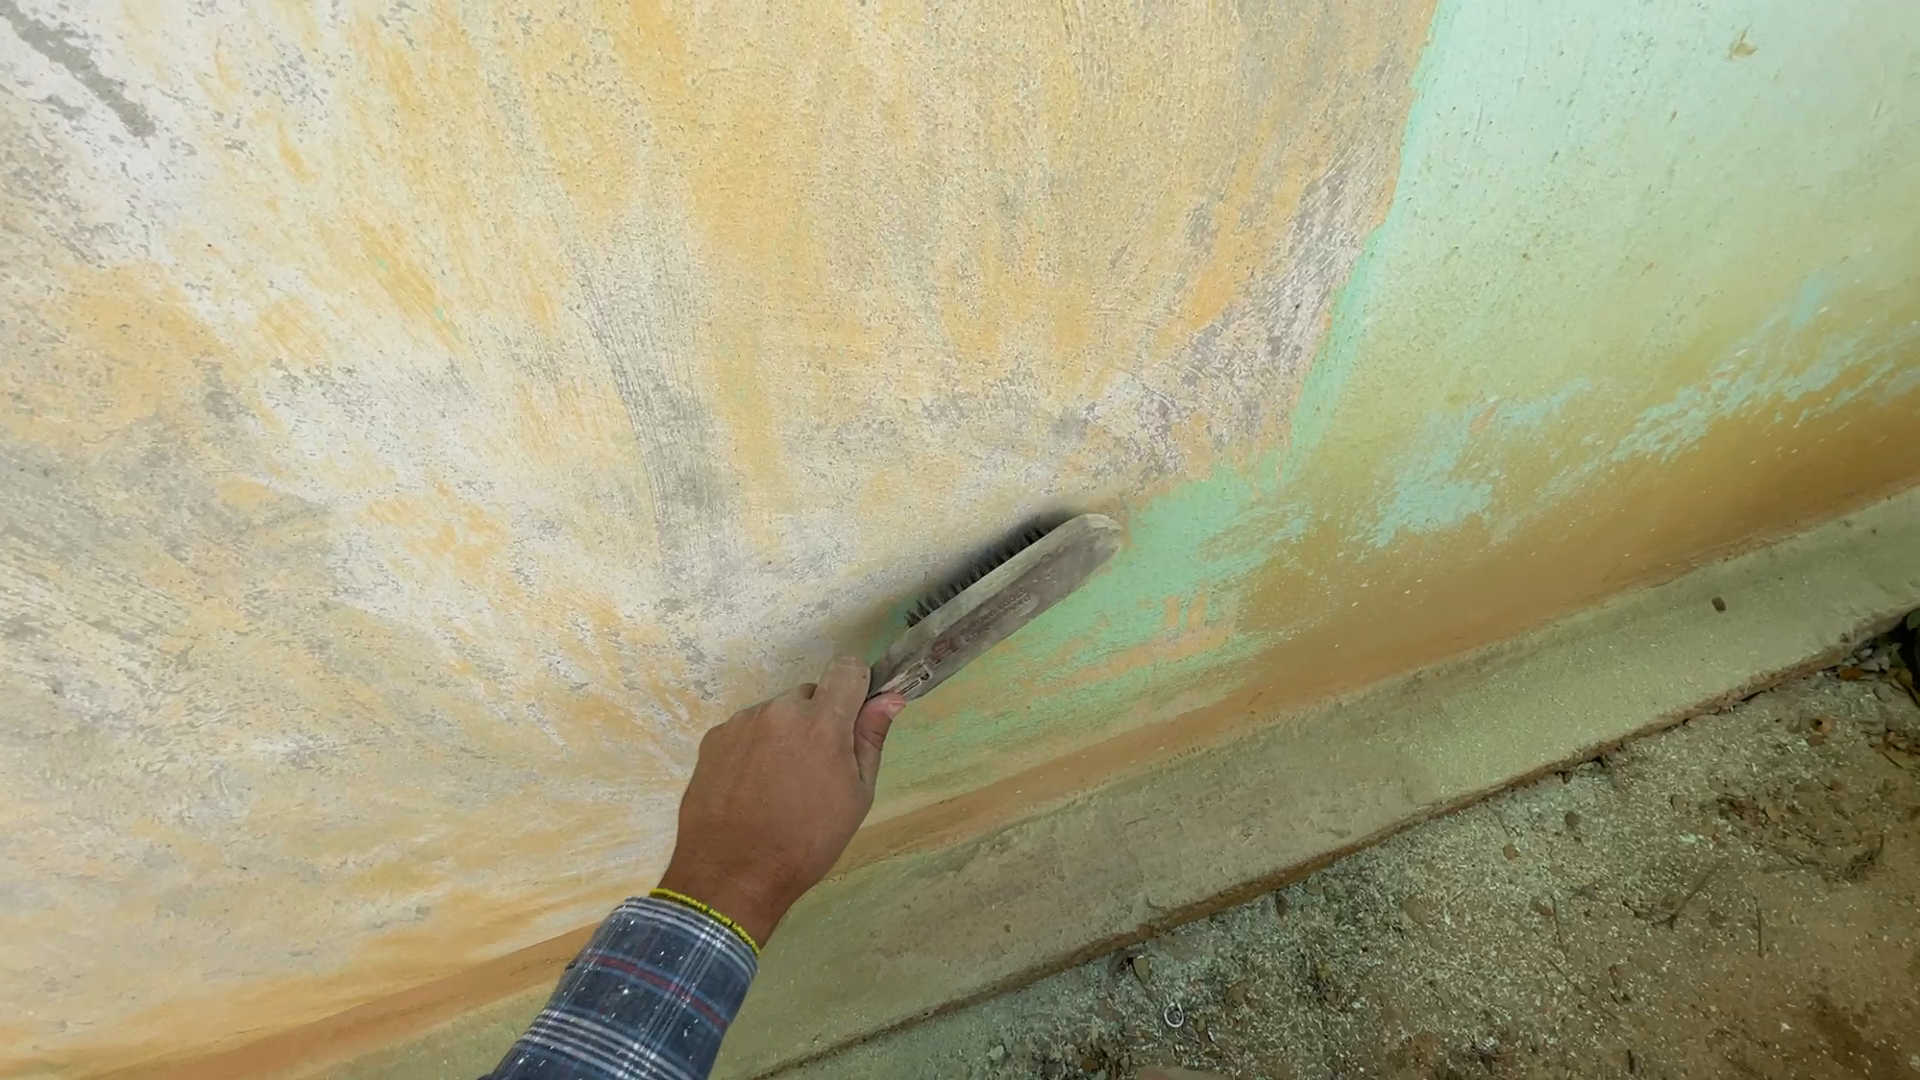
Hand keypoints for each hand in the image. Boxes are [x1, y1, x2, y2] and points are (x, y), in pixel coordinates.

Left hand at [657, 656, 906, 944]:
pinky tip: (752, 787)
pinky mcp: (715, 737)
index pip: (847, 668)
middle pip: (810, 694)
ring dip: (785, 732)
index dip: (856, 686)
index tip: (854, 714)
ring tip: (779, 783)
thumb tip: (890, 698)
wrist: (730, 876)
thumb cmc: (806, 842)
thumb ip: (871, 738)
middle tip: (816, 766)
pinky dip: (755, 747)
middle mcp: (780, 710)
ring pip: (778, 712)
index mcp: (822, 722)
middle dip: (819, 718)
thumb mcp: (856, 796)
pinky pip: (748, 729)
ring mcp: (743, 722)